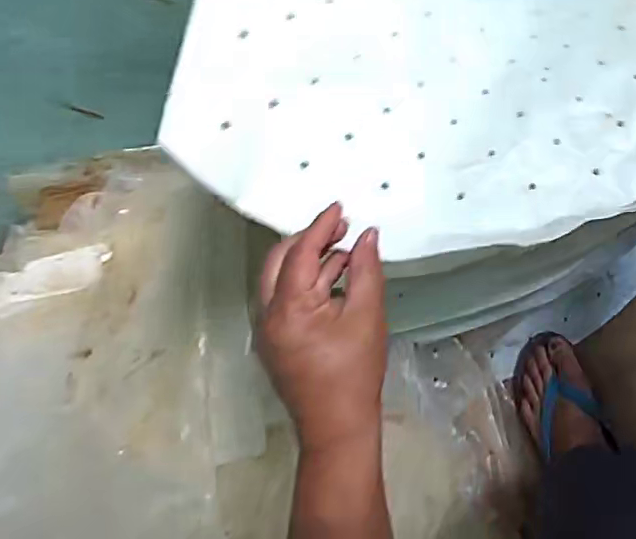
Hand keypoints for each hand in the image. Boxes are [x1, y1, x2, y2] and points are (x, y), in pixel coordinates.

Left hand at [256, 203, 387, 452]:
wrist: (338, 428)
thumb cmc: (354, 372)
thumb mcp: (367, 314)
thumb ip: (366, 268)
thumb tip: (367, 234)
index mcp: (286, 310)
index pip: (300, 253)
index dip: (321, 225)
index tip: (339, 206)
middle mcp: (268, 316)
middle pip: (280, 260)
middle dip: (310, 238)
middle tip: (341, 225)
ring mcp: (269, 330)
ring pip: (282, 277)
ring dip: (312, 258)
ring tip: (345, 246)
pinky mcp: (277, 340)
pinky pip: (287, 296)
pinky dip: (310, 279)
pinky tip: (337, 273)